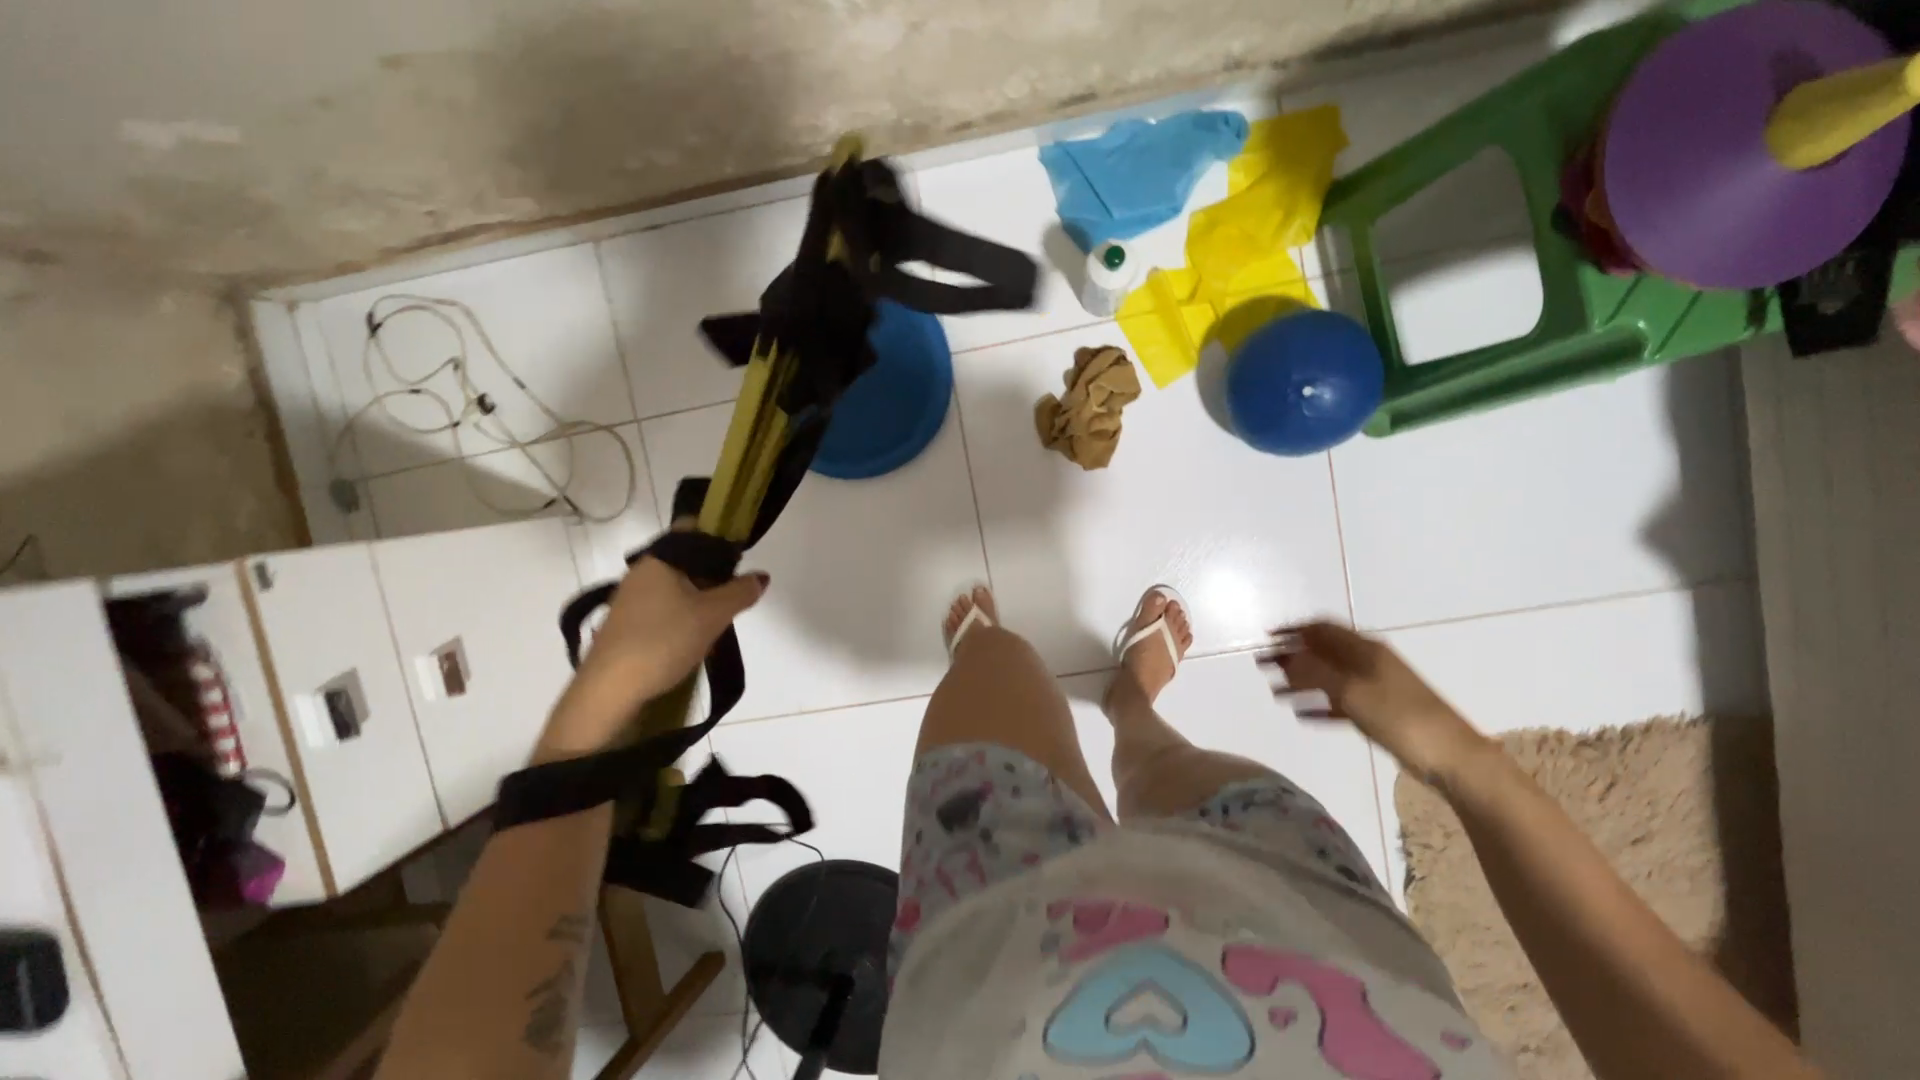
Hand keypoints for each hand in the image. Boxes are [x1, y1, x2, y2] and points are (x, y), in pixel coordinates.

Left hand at [537, 550, 768, 759]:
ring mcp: (628, 599)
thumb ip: (740, 592)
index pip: (693, 531)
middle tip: (733, 600)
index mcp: (659, 559)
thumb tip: (761, 577)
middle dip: (713, 577)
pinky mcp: (624, 625)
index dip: (719, 540)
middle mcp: (640, 572)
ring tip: (715, 625)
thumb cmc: (664, 641)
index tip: (740, 562)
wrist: (610, 689)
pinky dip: (680, 618)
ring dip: (698, 601)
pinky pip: (661, 610)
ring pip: (674, 588)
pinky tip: (690, 641)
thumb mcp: (713, 616)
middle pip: (686, 562)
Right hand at [1260, 621, 1491, 783]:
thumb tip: (1285, 655)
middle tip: (1263, 666)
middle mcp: (1368, 663)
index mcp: (1365, 650)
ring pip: (1329, 677)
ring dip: (1302, 681)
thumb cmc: (1401, 718)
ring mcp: (1375, 688)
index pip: (1322, 629)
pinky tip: (1302, 714)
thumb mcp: (1352, 692)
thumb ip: (1315, 673)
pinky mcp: (1378, 713)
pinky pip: (1340, 703)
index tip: (1266, 638)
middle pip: (1323, 652)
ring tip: (1275, 692)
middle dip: (1292, 656)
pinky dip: (1319, 704)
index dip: (1293, 630)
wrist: (1452, 757)